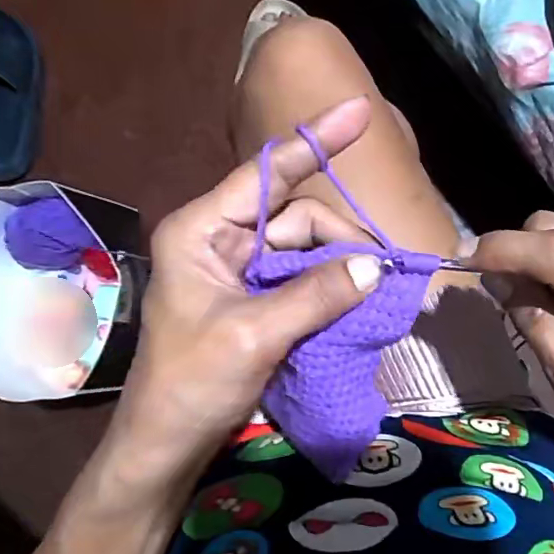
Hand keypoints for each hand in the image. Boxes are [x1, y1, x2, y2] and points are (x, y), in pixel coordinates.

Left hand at [110, 97, 383, 475]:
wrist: (169, 443)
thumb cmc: (193, 384)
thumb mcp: (255, 335)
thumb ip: (315, 295)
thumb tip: (375, 264)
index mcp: (202, 230)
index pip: (266, 174)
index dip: (315, 141)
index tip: (360, 110)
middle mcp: (220, 239)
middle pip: (296, 216)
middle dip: (340, 236)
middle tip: (384, 271)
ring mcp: (238, 271)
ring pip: (304, 249)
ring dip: (340, 265)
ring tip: (375, 291)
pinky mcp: (254, 300)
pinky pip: (301, 279)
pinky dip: (329, 286)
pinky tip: (357, 297)